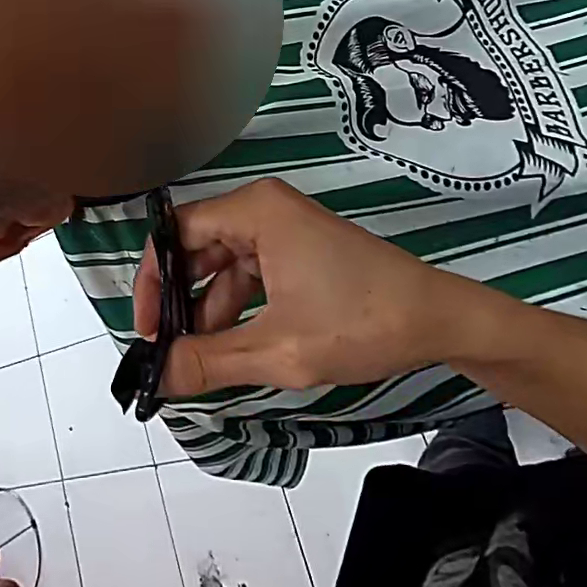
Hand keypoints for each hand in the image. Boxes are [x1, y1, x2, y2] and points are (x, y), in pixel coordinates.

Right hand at [131, 178, 500, 396]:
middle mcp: (264, 208)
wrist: (438, 320)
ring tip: (200, 359)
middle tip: (167, 348)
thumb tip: (154, 378)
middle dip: (180, 299)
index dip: (152, 279)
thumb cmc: (360, 321)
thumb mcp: (277, 350)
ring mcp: (283, 228)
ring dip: (209, 310)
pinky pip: (250, 274)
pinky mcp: (298, 250)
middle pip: (197, 248)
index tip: (148, 328)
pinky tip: (232, 347)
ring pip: (223, 266)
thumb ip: (208, 362)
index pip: (175, 232)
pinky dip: (237, 308)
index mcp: (255, 210)